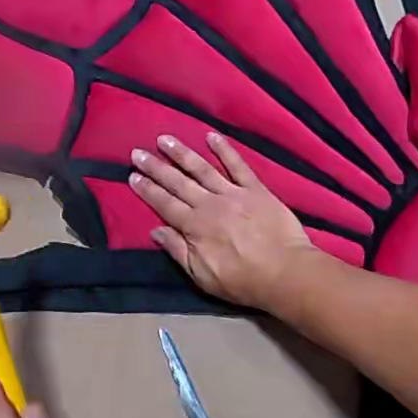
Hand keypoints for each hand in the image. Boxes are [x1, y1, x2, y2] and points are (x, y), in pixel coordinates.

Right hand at [129, 132, 318, 308]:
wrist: (285, 273)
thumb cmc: (242, 281)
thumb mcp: (202, 276)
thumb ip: (178, 251)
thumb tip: (156, 230)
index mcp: (194, 226)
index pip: (164, 204)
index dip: (147, 189)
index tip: (132, 175)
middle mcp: (209, 204)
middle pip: (178, 182)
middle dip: (156, 167)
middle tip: (138, 152)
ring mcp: (233, 193)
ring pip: (202, 168)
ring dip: (182, 153)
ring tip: (165, 139)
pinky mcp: (256, 189)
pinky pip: (237, 165)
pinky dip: (224, 149)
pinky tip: (211, 136)